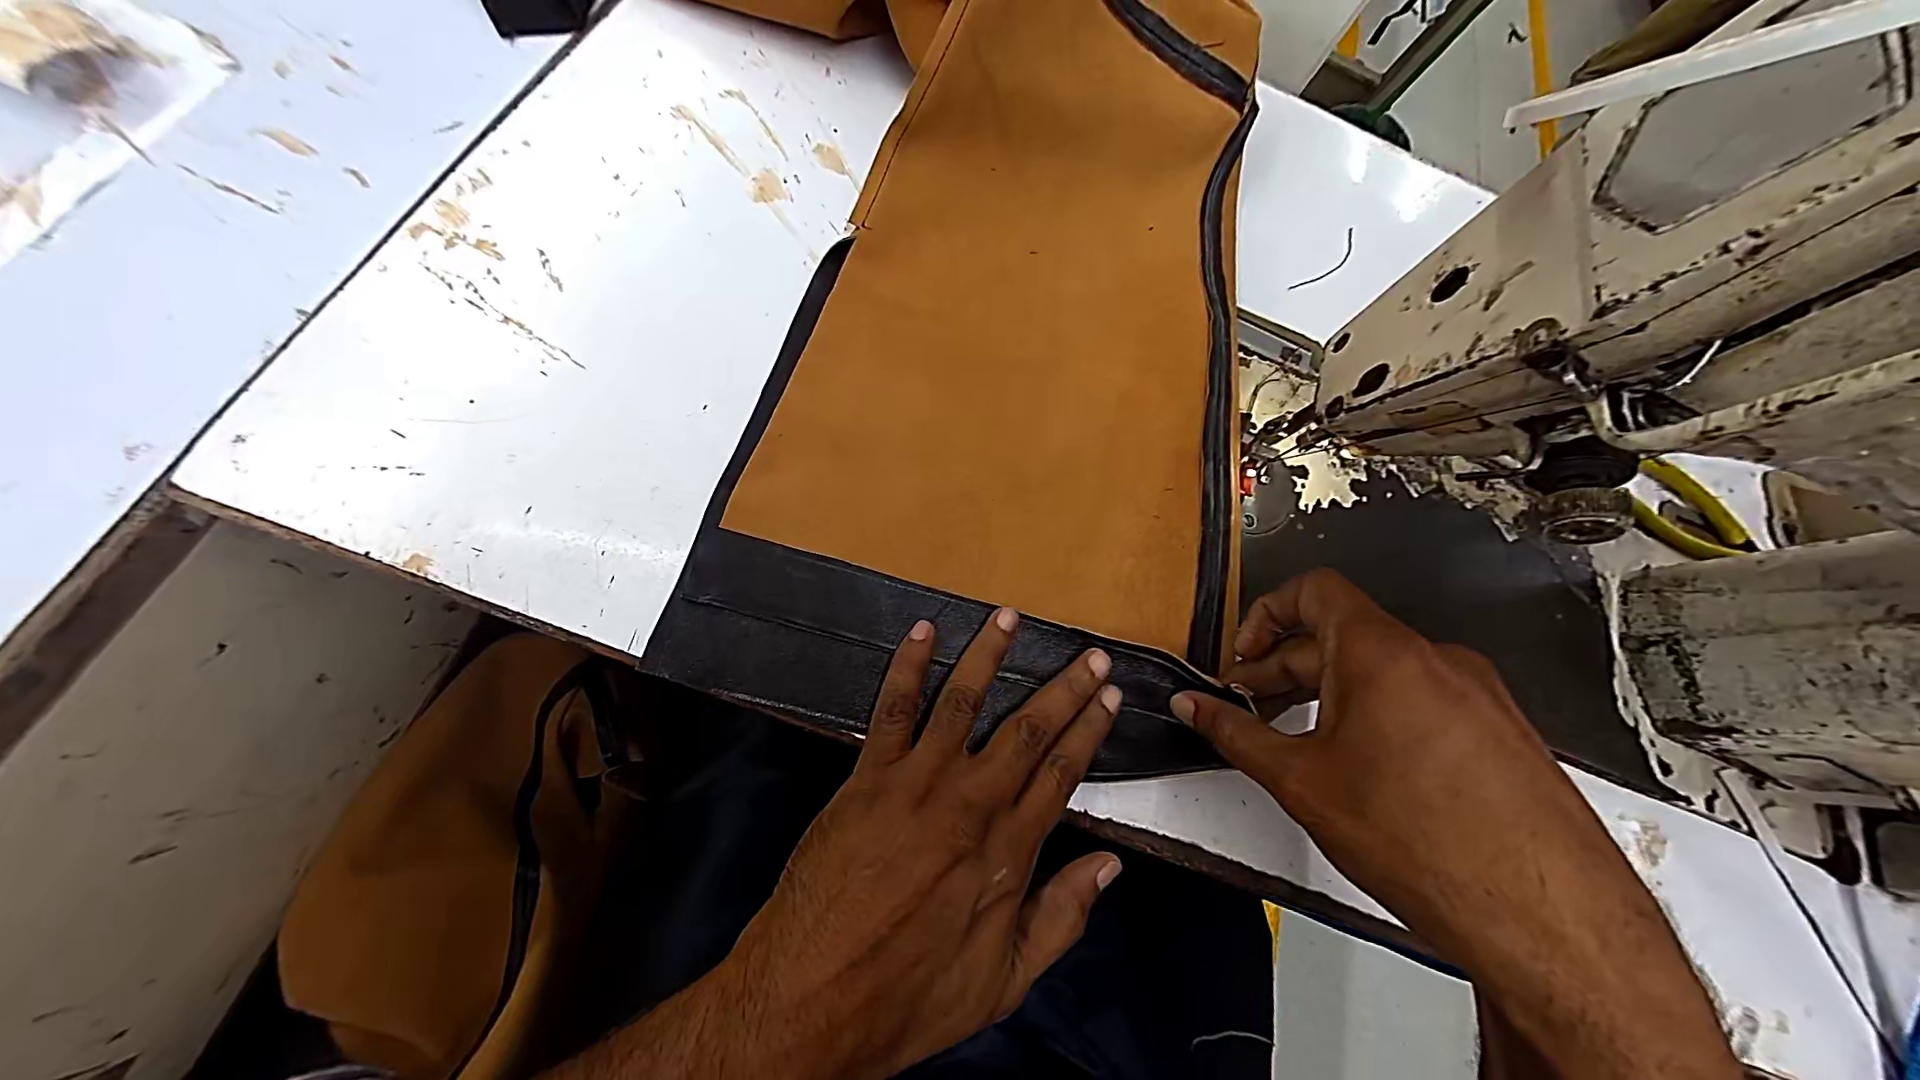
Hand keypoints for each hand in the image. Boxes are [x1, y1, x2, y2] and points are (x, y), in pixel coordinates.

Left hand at [553, 609, 1123, 1079]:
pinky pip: (892, 710)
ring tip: (1010, 618)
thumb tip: (1110, 866)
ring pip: (963, 704)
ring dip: (989, 657)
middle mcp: (969, 806)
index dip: (1089, 732)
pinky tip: (923, 632)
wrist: (810, 998)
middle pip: (1027, 732)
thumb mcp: (1002, 984)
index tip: (1109, 698)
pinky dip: (908, 666)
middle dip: (1064, 689)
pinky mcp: (868, 776)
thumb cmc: (908, 997)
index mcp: (1006, 854)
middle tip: (1090, 655)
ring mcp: (916, 784)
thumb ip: (1061, 920)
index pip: (1061, 776)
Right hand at [1171, 568, 1737, 1079]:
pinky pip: (1419, 699)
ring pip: (1378, 671)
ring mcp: (1476, 694)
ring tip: (1295, 742)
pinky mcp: (1499, 730)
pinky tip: (1355, 766)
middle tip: (1248, 709)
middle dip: (1281, 670)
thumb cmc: (1430, 844)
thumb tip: (1194, 707)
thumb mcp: (1300, 780)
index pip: (1312, 589)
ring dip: (1325, 694)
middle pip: (1338, 637)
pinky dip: (1372, 714)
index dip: (1264, 614)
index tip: (1242, 657)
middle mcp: (1435, 660)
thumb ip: (1234, 732)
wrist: (1549, 922)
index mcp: (1381, 653)